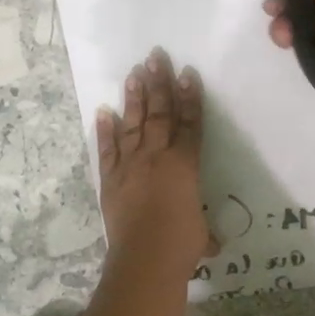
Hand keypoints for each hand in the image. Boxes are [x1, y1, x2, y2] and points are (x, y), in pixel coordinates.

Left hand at [95, 47, 214, 269]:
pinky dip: (105, 130)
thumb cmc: (182, 245)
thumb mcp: (201, 234)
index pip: (190, 124)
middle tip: (155, 56)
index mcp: (185, 165)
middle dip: (159, 84)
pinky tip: (103, 111)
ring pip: (132, 124)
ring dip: (134, 97)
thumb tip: (210, 243)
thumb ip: (204, 231)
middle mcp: (157, 157)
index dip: (189, 98)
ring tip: (134, 72)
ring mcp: (130, 166)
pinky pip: (107, 149)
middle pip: (159, 114)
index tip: (186, 72)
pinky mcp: (109, 179)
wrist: (144, 258)